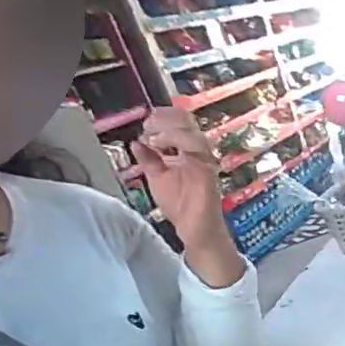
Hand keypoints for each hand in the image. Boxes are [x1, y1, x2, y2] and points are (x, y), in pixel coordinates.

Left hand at [132, 108, 243, 286]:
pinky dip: (175, 139)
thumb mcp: (156, 178)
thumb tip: (136, 142)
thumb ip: (149, 160)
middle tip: (148, 126)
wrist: (194, 228)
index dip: (160, 117)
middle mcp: (197, 151)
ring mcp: (204, 157)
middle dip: (163, 117)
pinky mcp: (208, 166)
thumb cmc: (180, 206)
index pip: (177, 122)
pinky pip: (195, 144)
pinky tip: (160, 146)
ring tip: (152, 136)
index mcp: (186, 151)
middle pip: (184, 118)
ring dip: (166, 126)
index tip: (145, 125)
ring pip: (189, 127)